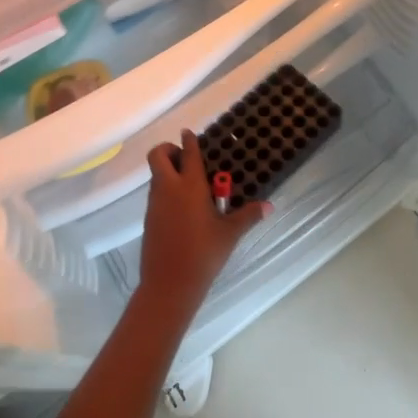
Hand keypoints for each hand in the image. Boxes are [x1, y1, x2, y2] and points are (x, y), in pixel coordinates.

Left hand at [141, 129, 270, 307]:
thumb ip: (248, 215)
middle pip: (158, 155)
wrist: (169, 285)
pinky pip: (155, 194)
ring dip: (167, 171)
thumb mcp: (230, 234)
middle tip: (185, 158)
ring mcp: (155, 204)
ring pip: (155, 175)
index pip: (187, 153)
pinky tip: (182, 208)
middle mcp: (169, 188)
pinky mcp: (149, 219)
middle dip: (168, 149)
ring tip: (189, 185)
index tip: (189, 133)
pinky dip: (165, 190)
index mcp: (190, 186)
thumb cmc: (203, 253)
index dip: (188, 140)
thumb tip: (269, 206)